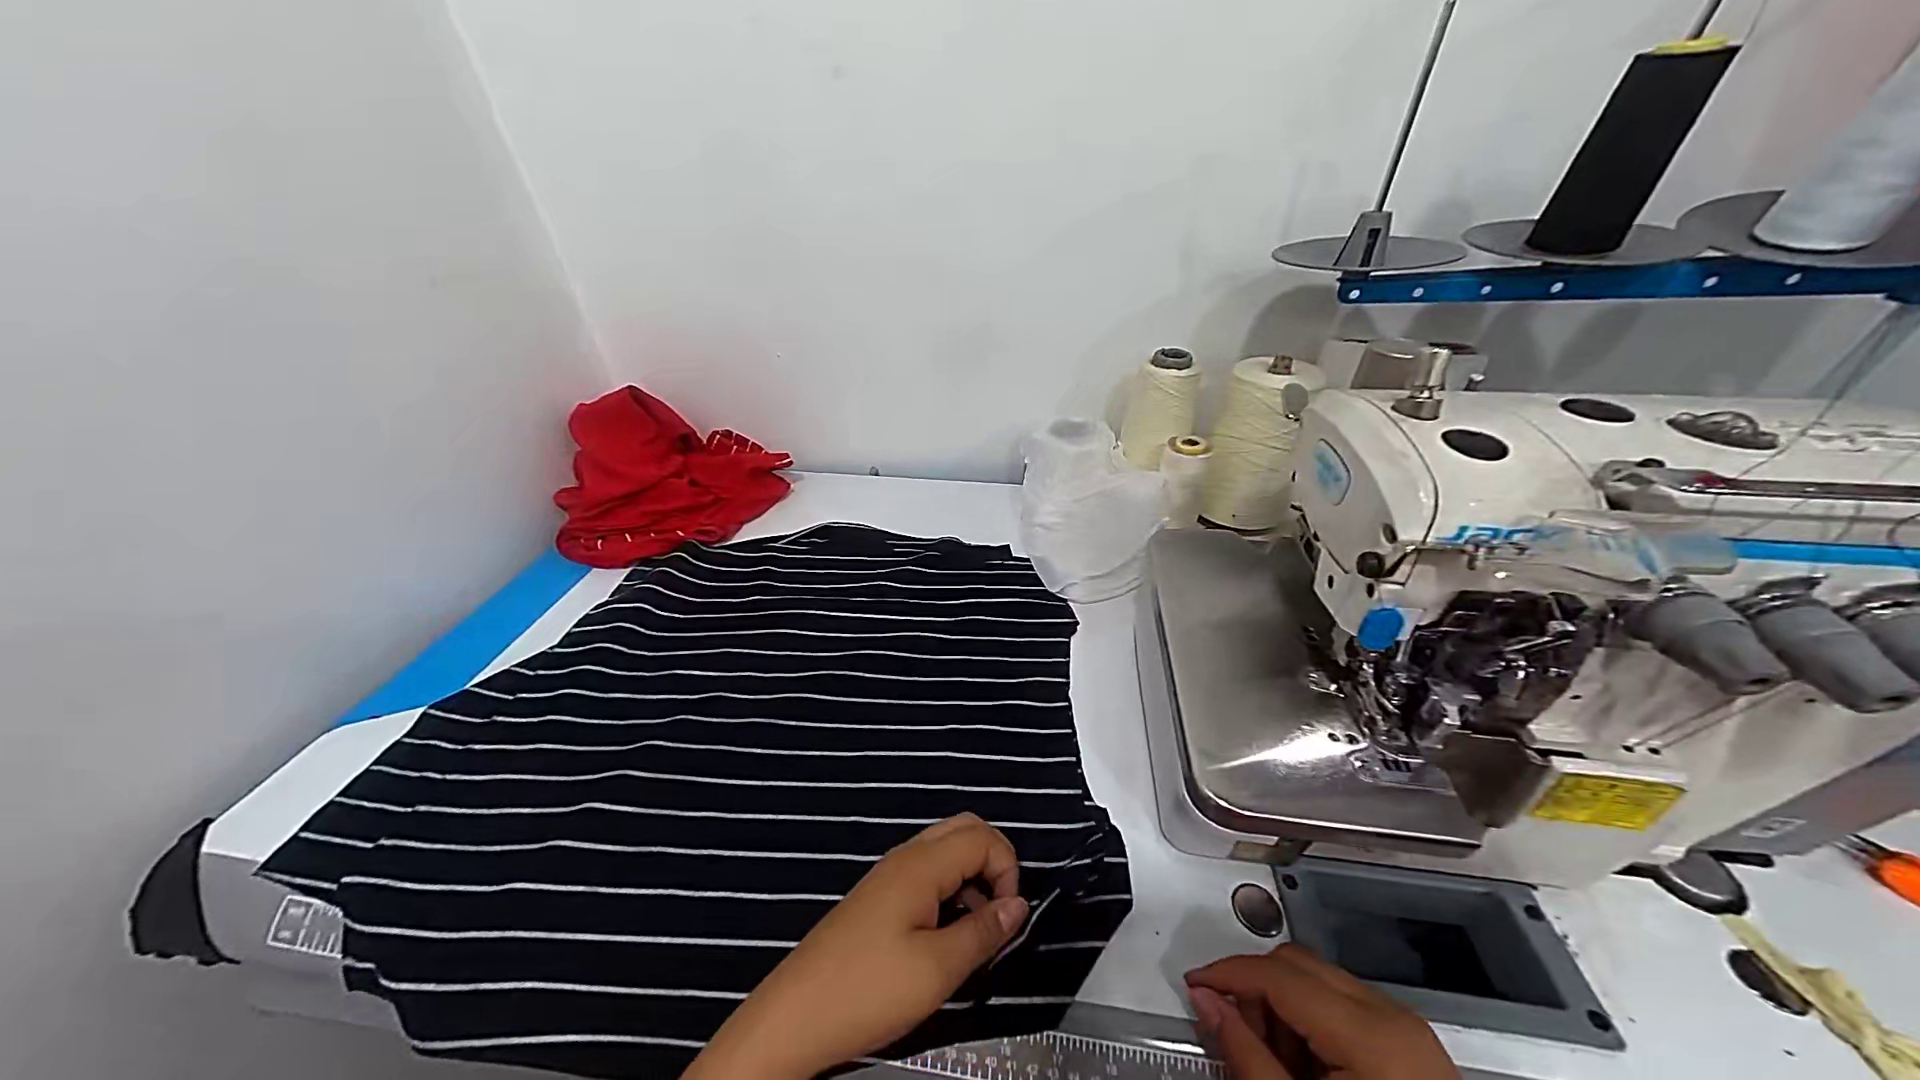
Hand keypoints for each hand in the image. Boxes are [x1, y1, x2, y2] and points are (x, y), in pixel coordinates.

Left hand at [684, 814, 1030, 1079]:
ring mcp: (889, 874)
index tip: (1008, 918)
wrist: (795, 1017)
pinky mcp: (879, 896)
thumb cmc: (870, 990)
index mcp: (921, 864)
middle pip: (964, 829)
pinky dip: (950, 887)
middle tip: (999, 912)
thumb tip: (1019, 905)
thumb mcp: (938, 969)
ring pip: (945, 849)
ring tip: (974, 931)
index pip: (982, 836)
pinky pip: (927, 871)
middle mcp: (905, 856)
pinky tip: (946, 933)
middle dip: (993, 861)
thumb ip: (984, 932)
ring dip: (972, 876)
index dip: (1008, 870)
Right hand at [1185, 945, 1457, 1079]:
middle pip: (1297, 964)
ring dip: (1281, 1003)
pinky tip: (1306, 1066)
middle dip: (1255, 988)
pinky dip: (1311, 1019)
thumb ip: (1246, 1055)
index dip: (1227, 974)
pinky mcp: (1411, 1043)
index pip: (1278, 973)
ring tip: (1275, 1059)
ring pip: (1318, 978)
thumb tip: (1206, 1003)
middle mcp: (1393, 1017)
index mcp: (1370, 1035)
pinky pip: (1345, 1003)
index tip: (1195, 986)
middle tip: (1233, 1029)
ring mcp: (1407, 1028)